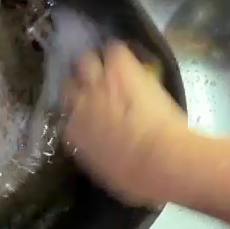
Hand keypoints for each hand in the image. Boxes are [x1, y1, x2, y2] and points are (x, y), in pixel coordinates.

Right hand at [63, 41, 187, 205]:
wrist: (162, 160)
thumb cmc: (138, 178)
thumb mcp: (107, 172)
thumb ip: (96, 155)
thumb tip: (98, 150)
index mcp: (75, 133)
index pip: (67, 114)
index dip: (79, 111)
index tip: (89, 113)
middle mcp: (79, 104)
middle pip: (70, 83)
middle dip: (81, 83)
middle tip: (96, 86)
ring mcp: (98, 83)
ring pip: (86, 60)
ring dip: (95, 63)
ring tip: (109, 66)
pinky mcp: (120, 68)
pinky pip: (114, 50)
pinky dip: (119, 52)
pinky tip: (127, 57)